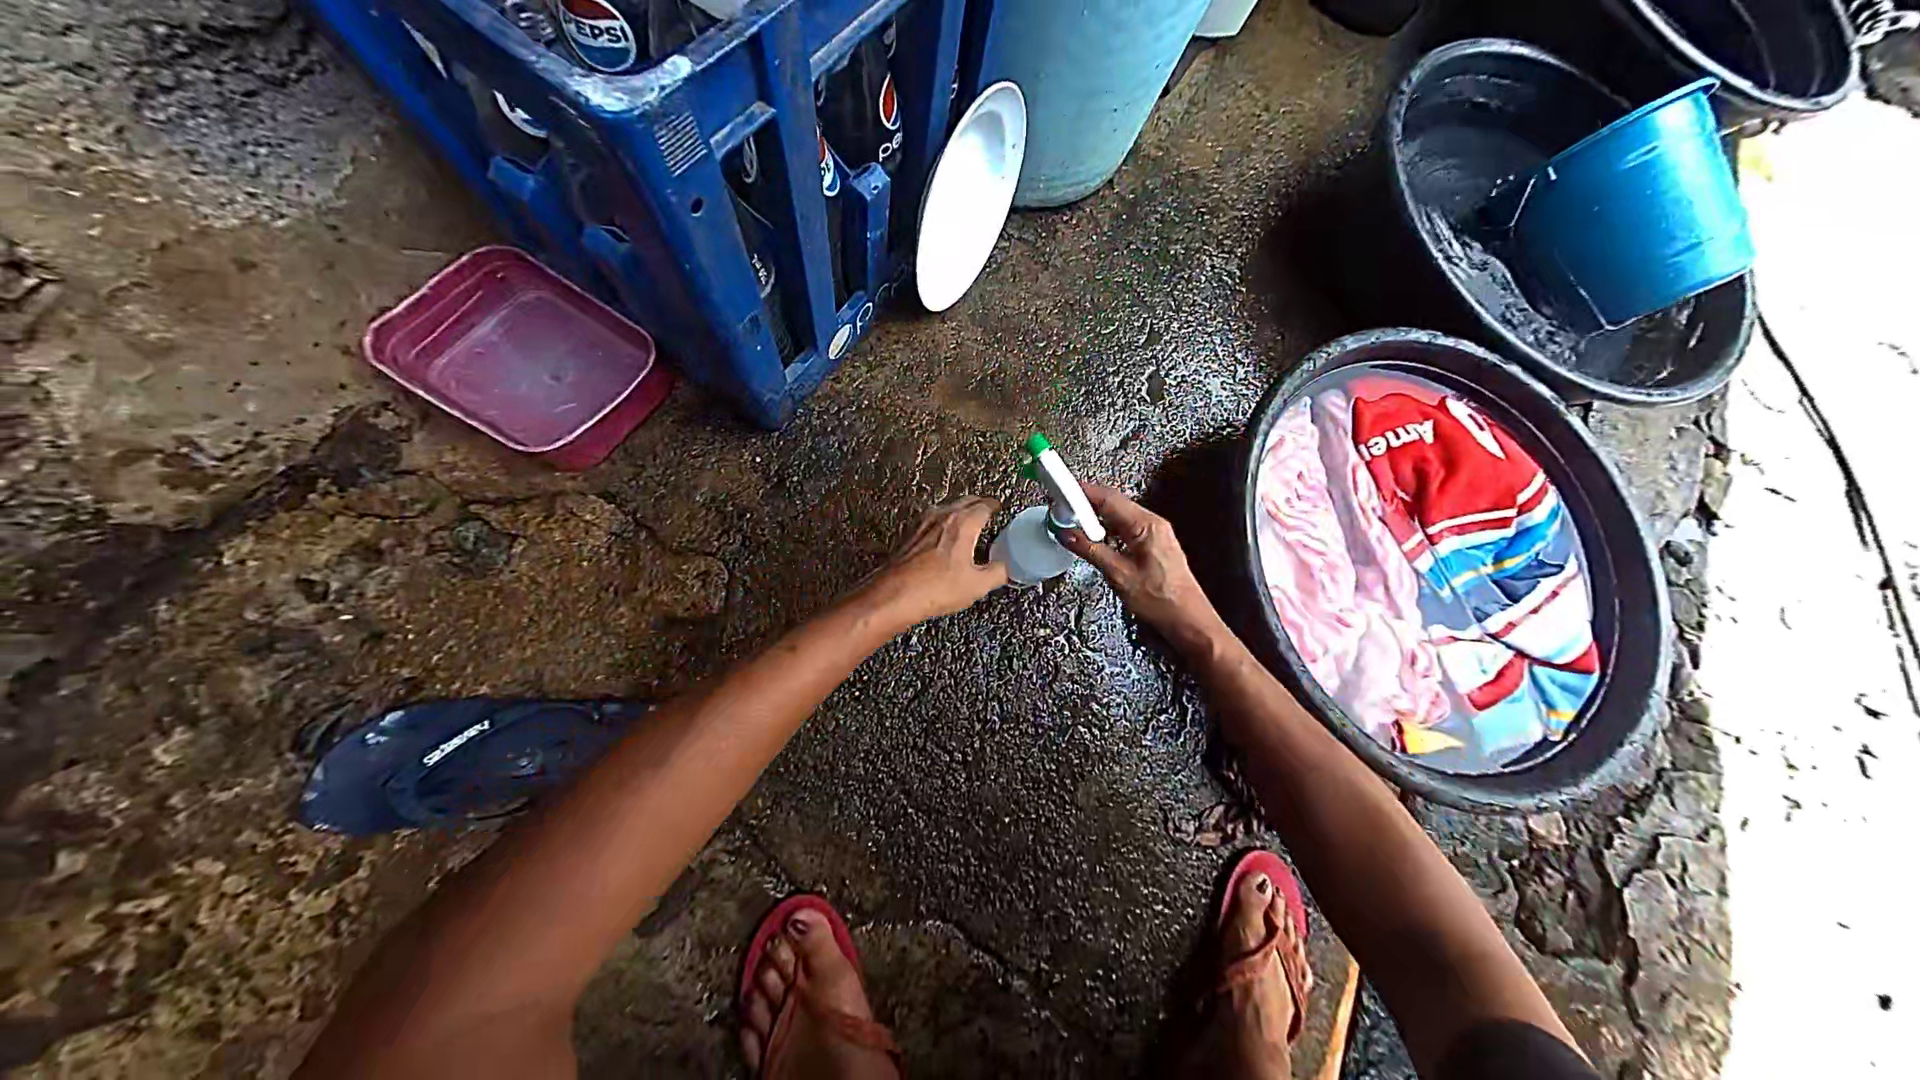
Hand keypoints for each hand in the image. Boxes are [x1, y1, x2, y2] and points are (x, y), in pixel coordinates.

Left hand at [859, 496, 1009, 627]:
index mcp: (963, 523)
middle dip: (977, 503)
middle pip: (964, 502)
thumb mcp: (978, 585)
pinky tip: (942, 536)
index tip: (998, 506)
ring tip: (966, 520)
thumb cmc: (933, 587)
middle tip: (986, 508)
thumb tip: (1005, 568)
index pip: (984, 505)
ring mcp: (923, 524)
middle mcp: (942, 518)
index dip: (994, 505)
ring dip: (958, 511)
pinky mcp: (910, 536)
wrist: (896, 594)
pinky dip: (942, 522)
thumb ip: (998, 573)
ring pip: (946, 509)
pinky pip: (931, 521)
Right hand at [1058, 484, 1226, 650]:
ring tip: (1073, 523)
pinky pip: (1125, 527)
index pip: (1108, 498)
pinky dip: (1107, 528)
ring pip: (1119, 515)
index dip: (1082, 492)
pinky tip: (1094, 538)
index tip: (1063, 491)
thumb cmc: (1162, 600)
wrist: (1186, 620)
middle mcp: (1153, 524)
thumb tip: (1068, 535)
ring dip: (1095, 517)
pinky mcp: (1153, 544)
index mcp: (1146, 526)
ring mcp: (1155, 533)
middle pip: (1113, 502)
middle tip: (1062, 508)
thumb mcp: (1118, 575)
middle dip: (1085, 503)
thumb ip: (1090, 550)